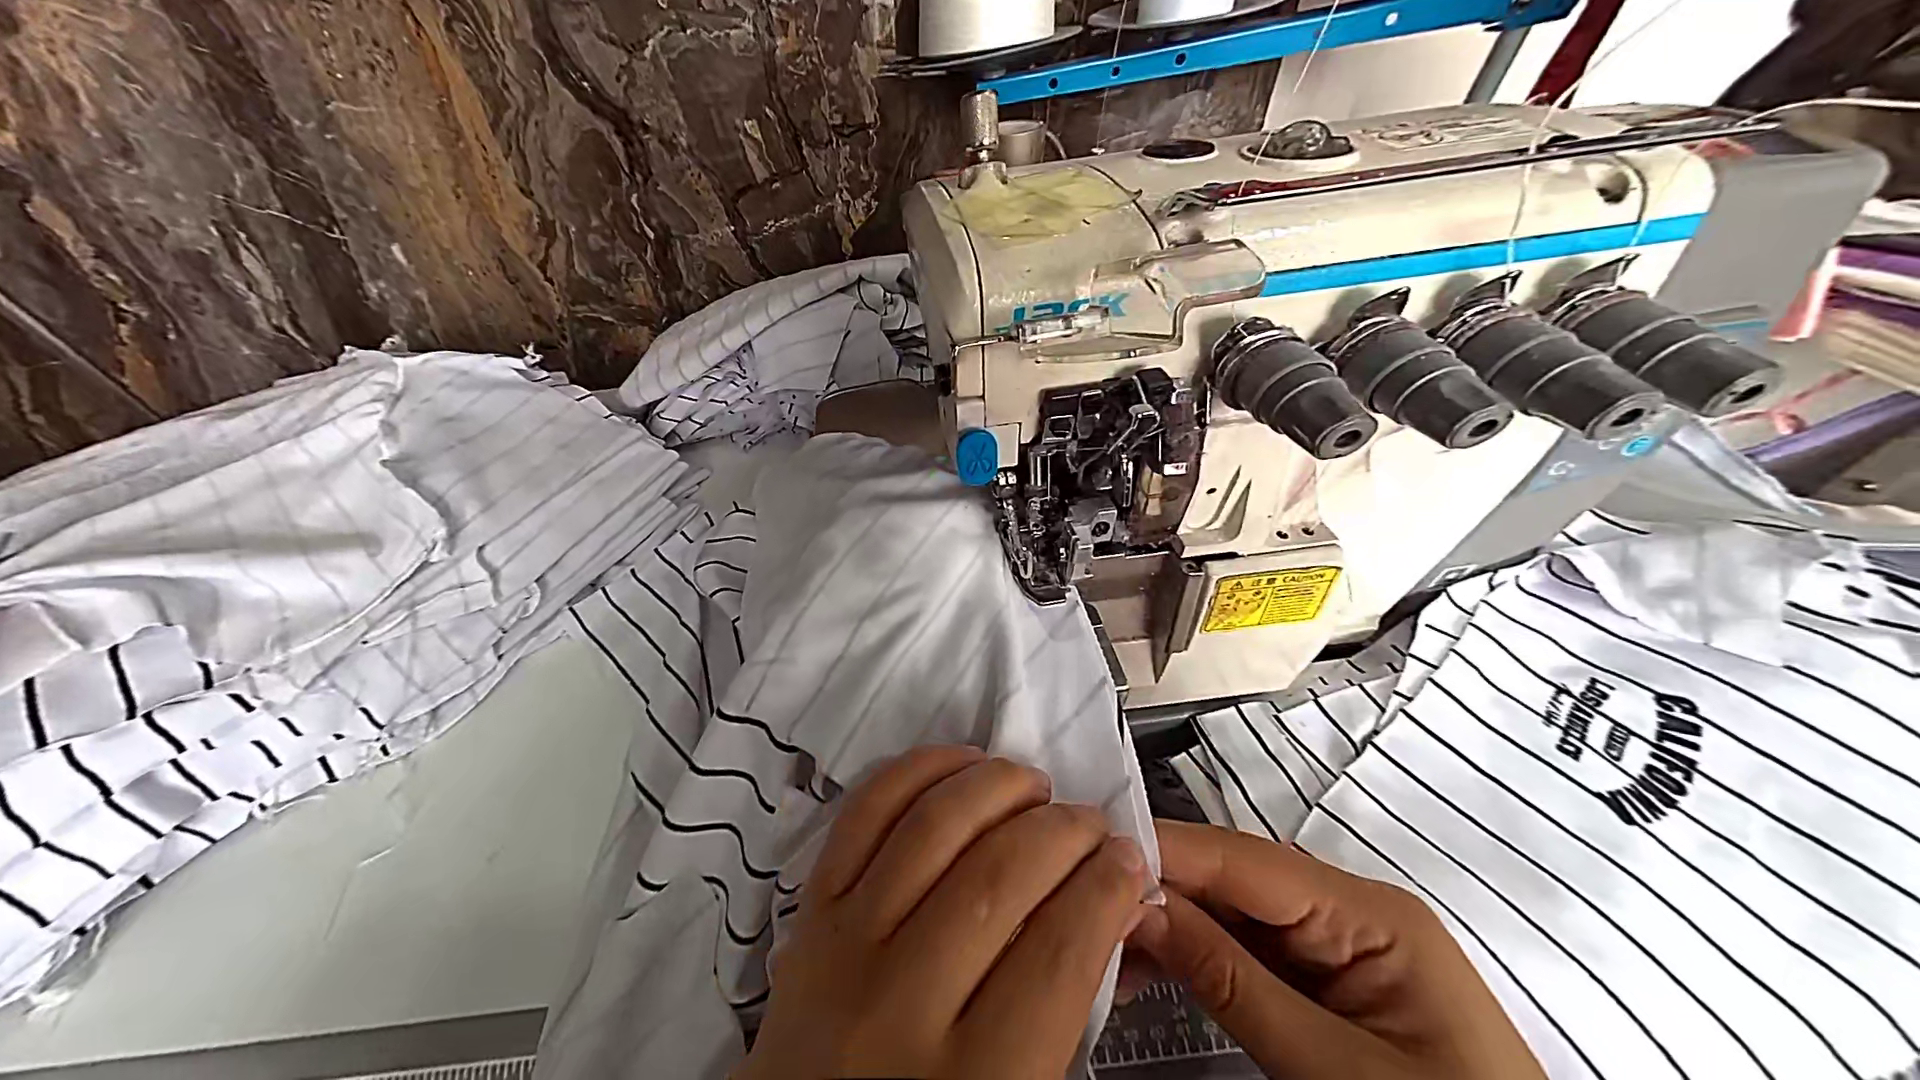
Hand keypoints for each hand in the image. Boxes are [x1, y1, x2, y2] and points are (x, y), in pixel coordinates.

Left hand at [736, 746, 1154, 1079]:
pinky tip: (963, 762)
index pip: (1058, 952)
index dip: (1106, 888)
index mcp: (973, 1078)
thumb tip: (1117, 899)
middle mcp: (901, 1004)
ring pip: (933, 829)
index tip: (1127, 858)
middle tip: (1088, 821)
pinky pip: (865, 813)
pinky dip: (919, 770)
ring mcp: (845, 945)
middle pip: (998, 877)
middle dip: (1062, 831)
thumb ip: (1072, 1001)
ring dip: (996, 787)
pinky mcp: (809, 909)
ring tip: (1033, 785)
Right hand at [1130, 821, 1544, 1079]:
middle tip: (1088, 908)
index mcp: (1369, 915)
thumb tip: (1144, 907)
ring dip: (1168, 926)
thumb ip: (1234, 982)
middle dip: (1160, 889)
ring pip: (1230, 913)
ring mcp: (1332, 946)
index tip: (1097, 855)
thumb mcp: (1336, 1071)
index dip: (1170, 851)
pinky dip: (1194, 958)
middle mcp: (1347, 912)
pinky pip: (1243, 950)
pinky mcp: (1320, 979)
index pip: (1246, 859)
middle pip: (1233, 880)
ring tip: (1107, 946)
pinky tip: (1149, 968)